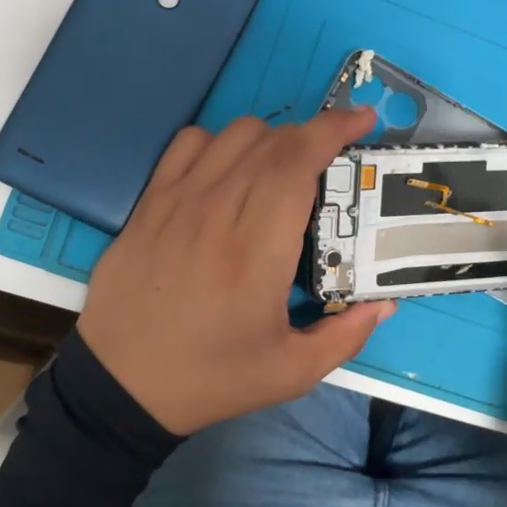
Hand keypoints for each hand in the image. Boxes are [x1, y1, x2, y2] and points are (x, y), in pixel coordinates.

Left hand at [77, 108, 394, 435]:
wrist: (122, 386)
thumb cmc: (211, 378)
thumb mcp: (291, 372)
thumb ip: (346, 335)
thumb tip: (383, 303)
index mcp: (256, 250)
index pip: (296, 161)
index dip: (333, 129)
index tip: (361, 120)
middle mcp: (216, 211)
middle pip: (272, 140)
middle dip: (313, 137)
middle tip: (332, 164)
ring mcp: (176, 202)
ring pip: (232, 134)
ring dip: (270, 139)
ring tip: (282, 170)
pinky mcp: (148, 205)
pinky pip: (188, 144)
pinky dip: (219, 143)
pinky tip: (228, 172)